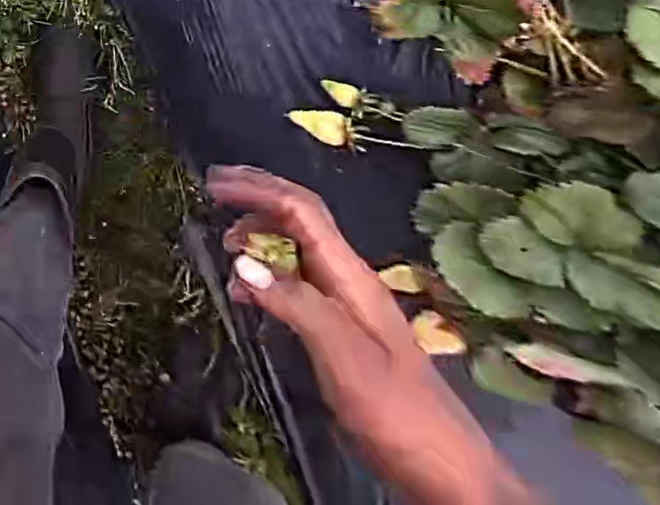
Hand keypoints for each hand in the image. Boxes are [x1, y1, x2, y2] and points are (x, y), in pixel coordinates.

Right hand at [208, 165, 538, 504]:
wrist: (448, 474)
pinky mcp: (332, 323)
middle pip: (299, 217)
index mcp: (351, 277)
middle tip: (212, 188)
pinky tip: (242, 290)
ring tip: (222, 248)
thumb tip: (240, 261)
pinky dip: (259, 270)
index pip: (301, 211)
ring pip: (291, 245)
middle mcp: (346, 278)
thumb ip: (295, 303)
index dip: (256, 190)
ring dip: (253, 234)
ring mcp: (341, 301)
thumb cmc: (398, 411)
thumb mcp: (343, 355)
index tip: (213, 185)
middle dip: (256, 194)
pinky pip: (289, 277)